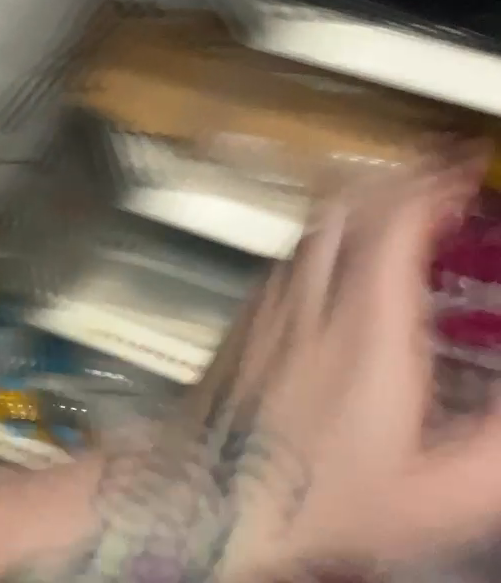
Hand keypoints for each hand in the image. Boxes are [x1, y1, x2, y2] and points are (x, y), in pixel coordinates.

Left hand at [184, 149, 500, 577]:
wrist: (204, 489)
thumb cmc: (319, 494)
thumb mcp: (450, 487)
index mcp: (362, 333)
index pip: (385, 232)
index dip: (422, 191)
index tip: (459, 170)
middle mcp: (303, 307)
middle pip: (337, 219)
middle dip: (388, 186)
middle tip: (434, 176)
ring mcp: (264, 312)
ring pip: (304, 237)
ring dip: (351, 210)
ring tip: (396, 205)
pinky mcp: (242, 327)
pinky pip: (284, 265)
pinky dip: (322, 243)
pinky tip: (337, 259)